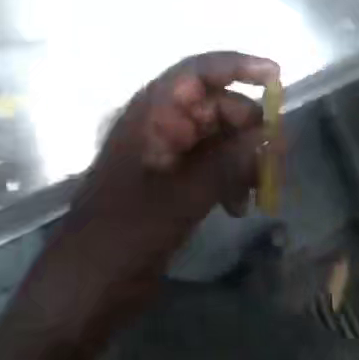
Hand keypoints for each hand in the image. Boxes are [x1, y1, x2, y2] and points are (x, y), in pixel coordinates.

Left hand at [34, 51, 278, 326]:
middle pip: (216, 106)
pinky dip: (230, 178)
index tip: (277, 76)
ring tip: (260, 192)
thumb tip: (273, 135)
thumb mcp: (179, 198)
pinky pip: (211, 165)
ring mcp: (164, 155)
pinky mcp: (170, 184)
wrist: (80, 293)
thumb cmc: (122, 237)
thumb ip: (228, 163)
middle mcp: (158, 126)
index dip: (237, 66)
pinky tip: (238, 207)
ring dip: (243, 157)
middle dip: (249, 127)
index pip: (197, 72)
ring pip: (217, 137)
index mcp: (150, 115)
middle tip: (278, 160)